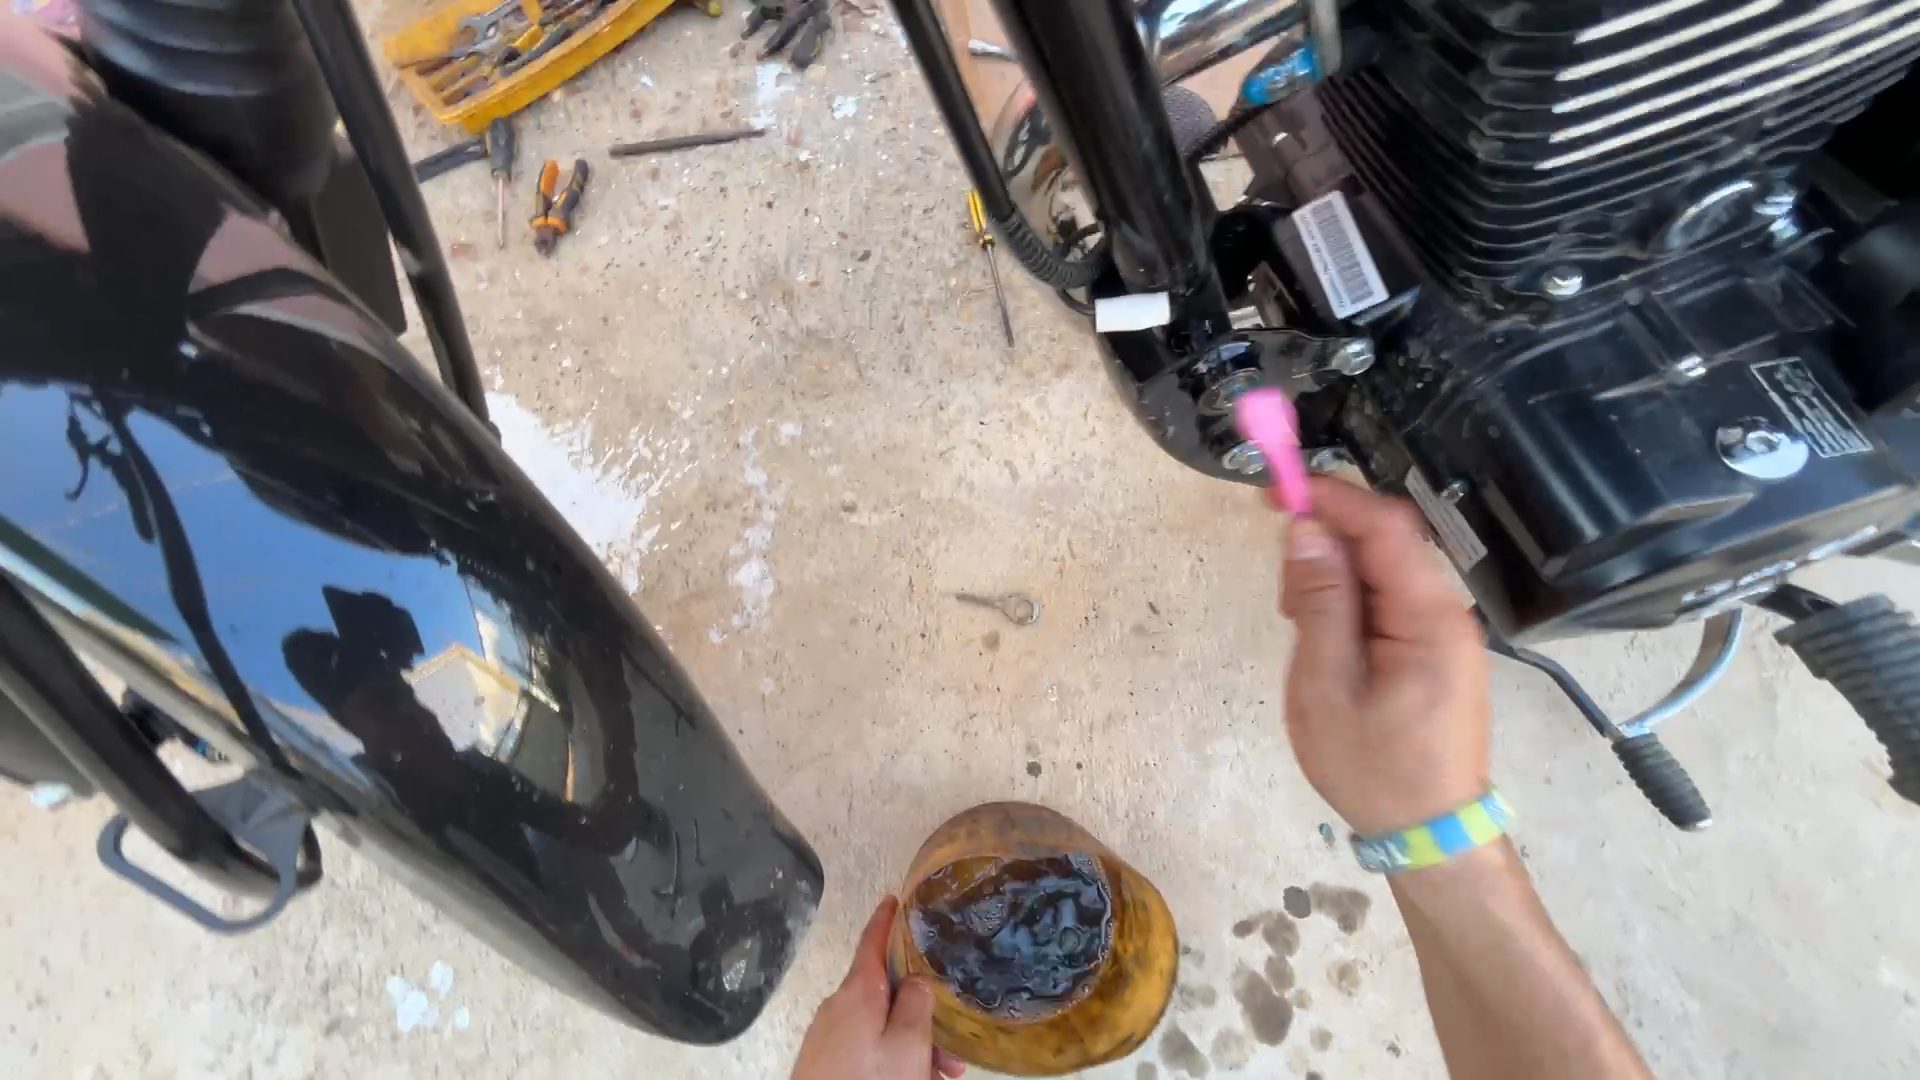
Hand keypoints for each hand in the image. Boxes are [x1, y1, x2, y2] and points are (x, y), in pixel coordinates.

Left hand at [791, 897, 967, 1079]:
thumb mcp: (906, 1046)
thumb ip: (915, 1004)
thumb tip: (915, 980)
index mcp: (857, 991)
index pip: (872, 940)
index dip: (886, 919)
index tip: (895, 899)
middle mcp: (838, 1008)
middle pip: (883, 993)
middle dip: (919, 1012)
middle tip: (951, 1050)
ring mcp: (827, 1040)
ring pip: (878, 1029)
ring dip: (910, 1047)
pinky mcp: (823, 1068)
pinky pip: (864, 1052)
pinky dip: (889, 1062)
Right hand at [1279, 478, 1491, 835]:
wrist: (1427, 832)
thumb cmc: (1371, 765)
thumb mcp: (1326, 683)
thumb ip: (1319, 601)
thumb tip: (1305, 530)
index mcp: (1427, 615)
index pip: (1382, 526)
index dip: (1330, 496)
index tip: (1274, 489)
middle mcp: (1444, 610)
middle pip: (1382, 541)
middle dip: (1324, 540)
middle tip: (1282, 590)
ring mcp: (1440, 629)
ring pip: (1378, 568)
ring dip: (1330, 573)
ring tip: (1296, 620)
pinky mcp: (1429, 646)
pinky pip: (1383, 598)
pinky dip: (1343, 598)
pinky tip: (1320, 634)